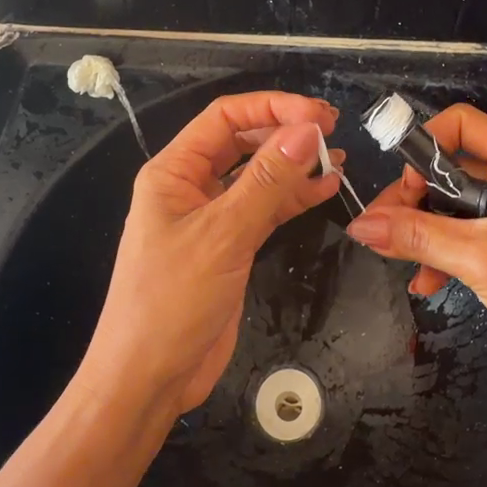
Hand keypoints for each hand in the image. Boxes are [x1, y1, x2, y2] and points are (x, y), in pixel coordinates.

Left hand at [80, 91, 342, 413]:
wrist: (148, 380)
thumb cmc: (171, 301)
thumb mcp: (222, 235)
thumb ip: (266, 182)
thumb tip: (305, 131)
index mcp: (174, 171)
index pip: (225, 118)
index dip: (272, 107)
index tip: (318, 115)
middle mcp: (191, 186)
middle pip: (243, 142)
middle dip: (285, 132)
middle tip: (333, 130)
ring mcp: (212, 217)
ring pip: (259, 176)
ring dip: (295, 165)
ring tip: (338, 158)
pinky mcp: (230, 246)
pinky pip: (265, 209)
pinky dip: (294, 198)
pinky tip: (325, 189)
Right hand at [344, 104, 486, 391]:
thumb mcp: (481, 261)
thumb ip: (418, 237)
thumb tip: (358, 224)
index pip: (462, 124)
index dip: (427, 145)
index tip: (406, 188)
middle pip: (451, 167)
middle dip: (415, 197)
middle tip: (384, 228)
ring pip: (453, 206)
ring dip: (423, 230)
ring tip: (393, 257)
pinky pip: (465, 236)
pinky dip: (441, 254)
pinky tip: (424, 284)